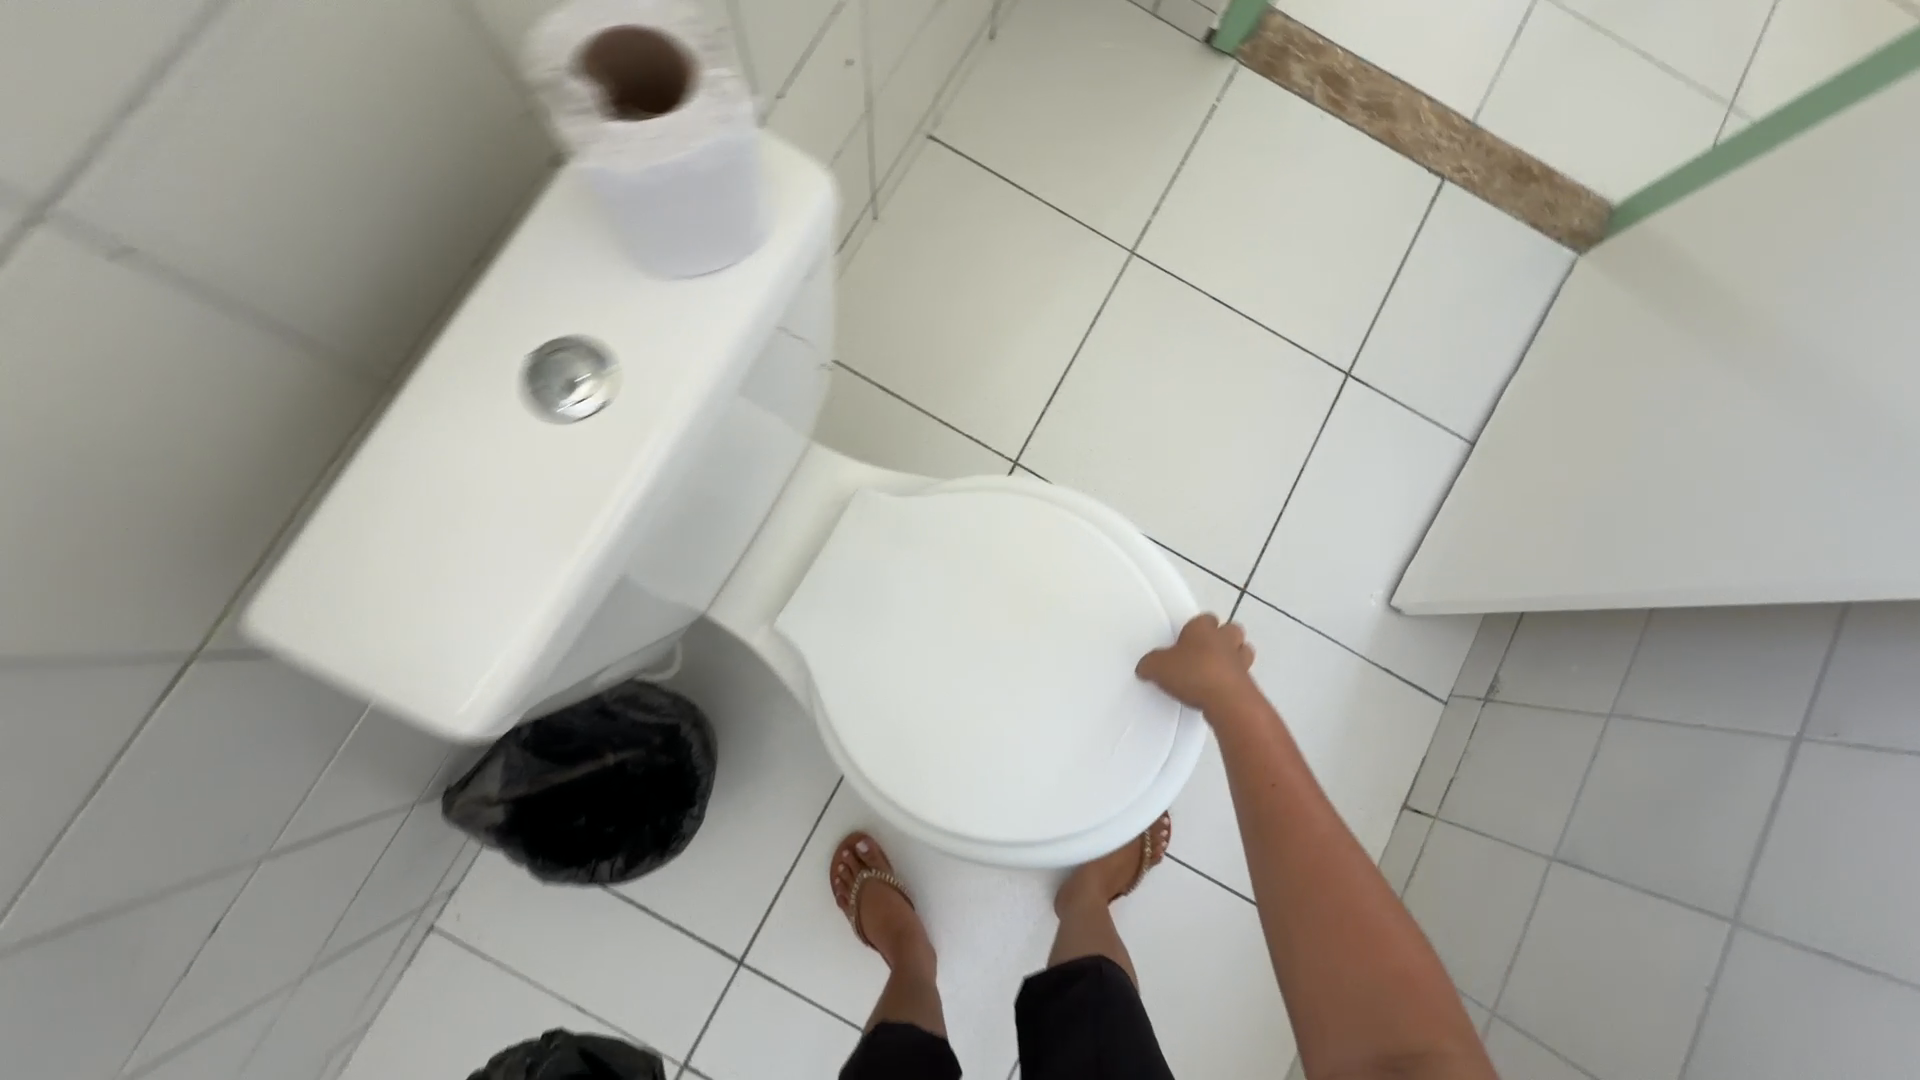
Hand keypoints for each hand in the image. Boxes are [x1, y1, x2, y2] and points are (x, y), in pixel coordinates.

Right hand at [1136, 614, 1256, 712]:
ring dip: (1233, 657)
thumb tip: (1145, 667)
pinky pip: (1243, 675)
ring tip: (1216, 670)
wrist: (1226, 700)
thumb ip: (1151, 664)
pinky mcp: (1249, 682)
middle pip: (1231, 629)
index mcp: (1203, 629)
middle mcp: (1225, 639)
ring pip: (1242, 650)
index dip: (1196, 628)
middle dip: (1222, 637)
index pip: (1204, 618)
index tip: (1185, 640)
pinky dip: (1234, 680)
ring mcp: (1241, 661)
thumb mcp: (1158, 667)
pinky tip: (1220, 691)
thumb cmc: (1192, 673)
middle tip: (1205, 652)